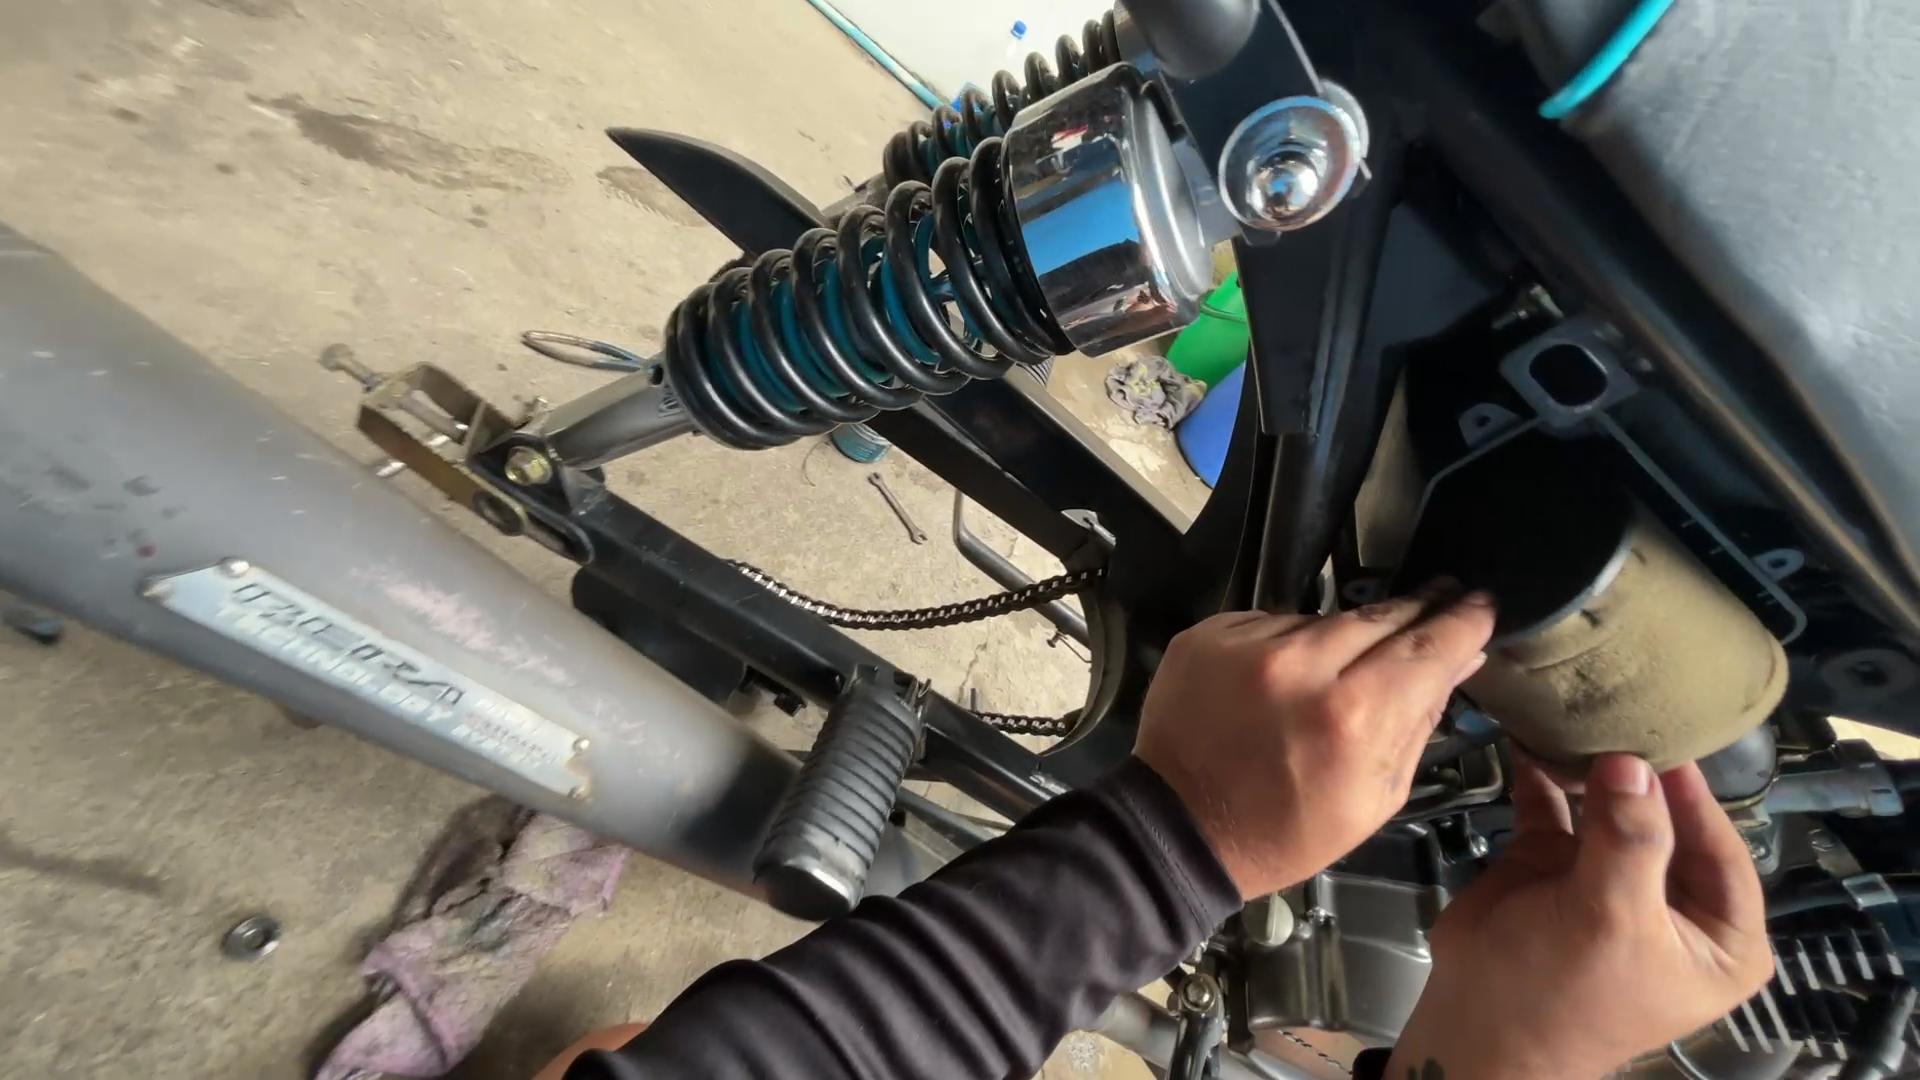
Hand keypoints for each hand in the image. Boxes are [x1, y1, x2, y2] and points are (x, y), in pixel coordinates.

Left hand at [1134, 586, 1494, 898]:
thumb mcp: (1374, 796)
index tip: (1480, 601)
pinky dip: (1282, 642)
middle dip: (1410, 612)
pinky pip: (1266, 623)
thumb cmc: (1286, 826)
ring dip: (1336, 637)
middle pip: (1373, 618)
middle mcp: (1295, 665)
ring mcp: (1242, 644)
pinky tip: (1278, 677)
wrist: (1179, 821)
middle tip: (1435, 600)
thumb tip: (1459, 658)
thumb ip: (1419, 720)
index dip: (1461, 620)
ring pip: (1316, 619)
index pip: (1425, 646)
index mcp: (1350, 714)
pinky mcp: (1204, 635)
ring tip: (1331, 673)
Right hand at [1386, 754, 1773, 1079]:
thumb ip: (1628, 841)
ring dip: (1582, 771)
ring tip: (1565, 723)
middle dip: (1632, 776)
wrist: (1481, 1013)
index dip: (1692, 797)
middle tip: (1606, 718)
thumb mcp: (1613, 917)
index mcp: (1713, 930)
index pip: (1720, 848)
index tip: (1661, 739)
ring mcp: (1598, 875)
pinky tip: (1526, 746)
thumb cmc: (1570, 985)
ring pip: (1600, 811)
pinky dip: (1537, 780)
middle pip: (1657, 822)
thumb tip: (1632, 763)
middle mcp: (1662, 896)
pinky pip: (1548, 812)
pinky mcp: (1544, 863)